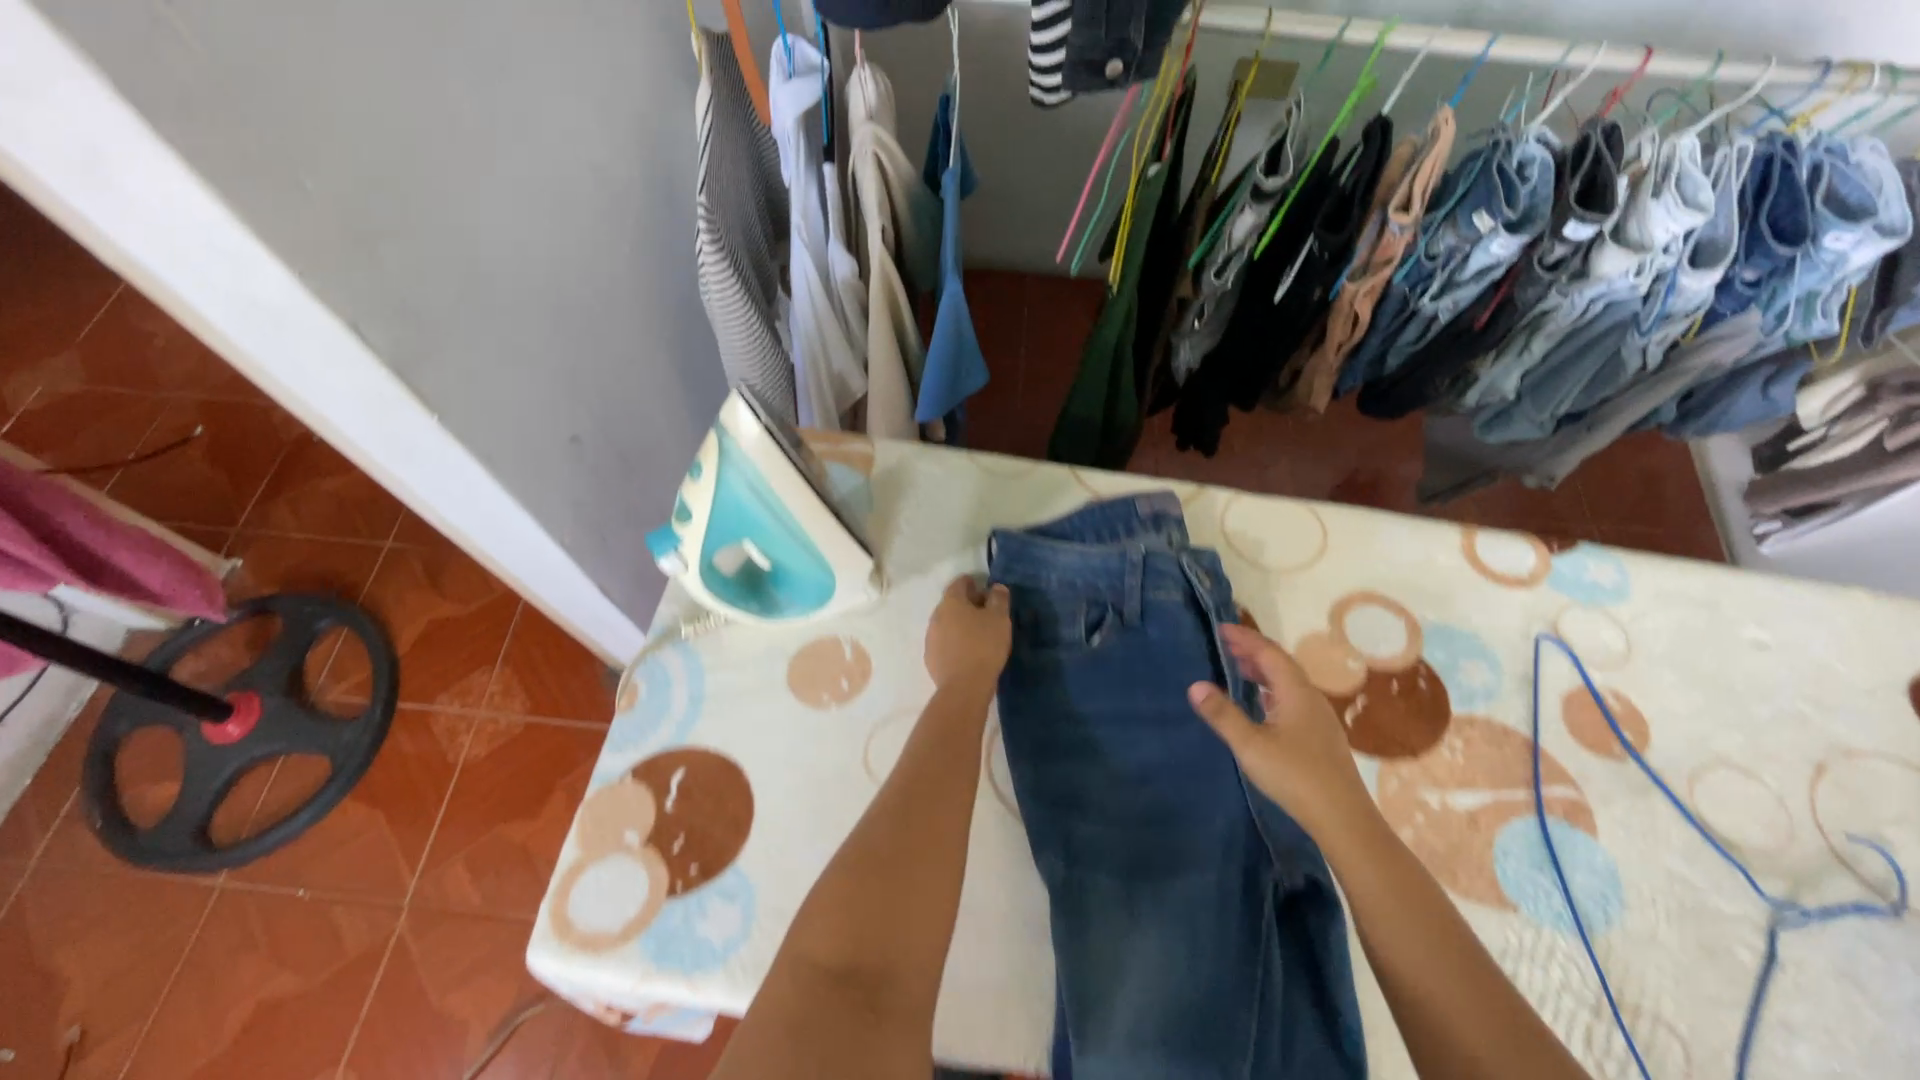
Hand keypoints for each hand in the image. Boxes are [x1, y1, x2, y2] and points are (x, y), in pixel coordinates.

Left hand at [924, 575, 1010, 692]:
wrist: (965, 686)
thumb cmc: (984, 646)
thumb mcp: (999, 618)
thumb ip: (999, 599)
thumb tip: (996, 587)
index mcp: (951, 602)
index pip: (960, 583)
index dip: (974, 584)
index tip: (987, 592)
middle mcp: (936, 616)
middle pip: (952, 603)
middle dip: (968, 605)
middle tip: (987, 614)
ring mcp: (930, 638)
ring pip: (947, 624)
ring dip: (960, 624)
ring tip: (979, 635)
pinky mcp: (931, 657)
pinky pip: (944, 642)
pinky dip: (955, 642)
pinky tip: (968, 652)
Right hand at [1186, 623, 1373, 835]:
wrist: (1342, 815)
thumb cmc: (1294, 775)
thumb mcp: (1250, 745)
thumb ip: (1222, 714)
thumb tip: (1195, 685)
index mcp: (1296, 692)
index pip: (1268, 653)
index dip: (1245, 638)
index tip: (1221, 628)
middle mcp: (1310, 697)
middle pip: (1281, 664)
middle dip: (1253, 651)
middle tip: (1224, 645)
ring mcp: (1318, 717)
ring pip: (1288, 683)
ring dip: (1262, 671)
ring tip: (1238, 669)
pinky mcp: (1319, 735)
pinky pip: (1292, 698)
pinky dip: (1271, 690)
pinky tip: (1262, 704)